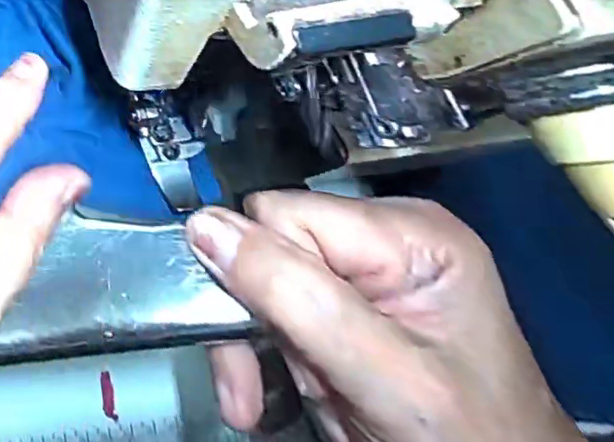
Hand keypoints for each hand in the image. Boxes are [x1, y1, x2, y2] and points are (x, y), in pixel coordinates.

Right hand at [188, 191, 583, 441]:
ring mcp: (362, 274)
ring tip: (260, 398)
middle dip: (252, 320)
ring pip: (257, 281)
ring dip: (250, 345)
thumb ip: (297, 296)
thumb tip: (205, 225)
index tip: (270, 345)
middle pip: (263, 247)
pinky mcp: (344, 309)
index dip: (263, 276)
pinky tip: (275, 392)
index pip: (281, 215)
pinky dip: (261, 354)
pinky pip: (272, 308)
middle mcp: (380, 239)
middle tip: (254, 385)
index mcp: (407, 233)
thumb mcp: (391, 380)